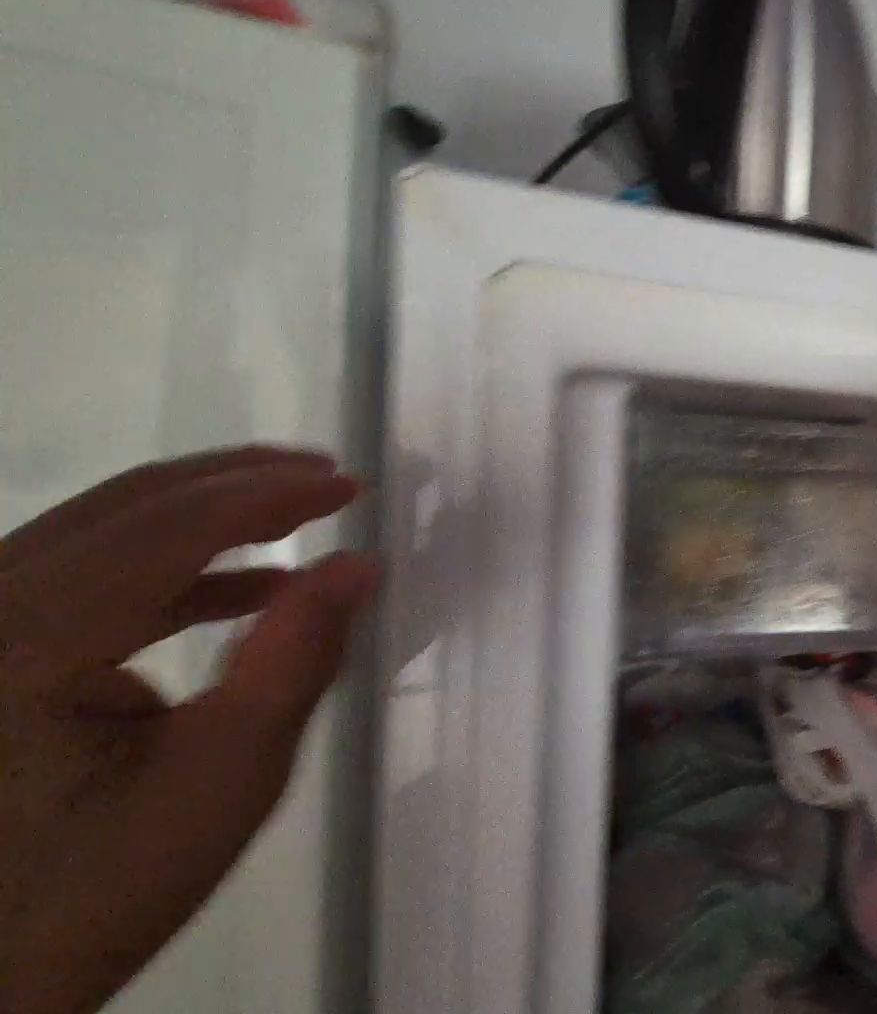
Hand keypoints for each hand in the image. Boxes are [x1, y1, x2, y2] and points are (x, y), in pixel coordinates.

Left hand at [0, 447, 377, 1013]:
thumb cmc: (105, 886)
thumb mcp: (226, 776)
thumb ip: (294, 659)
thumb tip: (359, 565)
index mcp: (19, 649)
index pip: (163, 532)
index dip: (266, 496)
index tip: (352, 485)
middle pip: (118, 511)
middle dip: (234, 482)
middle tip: (329, 476)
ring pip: (94, 530)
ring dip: (204, 513)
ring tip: (295, 509)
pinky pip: (77, 577)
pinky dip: (170, 567)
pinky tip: (247, 586)